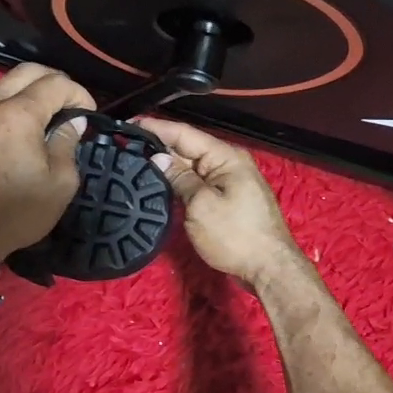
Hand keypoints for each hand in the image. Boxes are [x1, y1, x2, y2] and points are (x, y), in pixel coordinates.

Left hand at [0, 64, 94, 260]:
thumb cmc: (14, 214)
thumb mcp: (59, 186)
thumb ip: (68, 144)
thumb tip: (72, 122)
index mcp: (17, 115)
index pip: (56, 83)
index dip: (79, 94)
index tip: (86, 114)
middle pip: (25, 72)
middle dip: (51, 83)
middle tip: (64, 107)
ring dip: (20, 98)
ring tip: (31, 124)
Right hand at [136, 118, 306, 288]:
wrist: (268, 268)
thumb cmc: (235, 236)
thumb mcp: (201, 205)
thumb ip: (179, 178)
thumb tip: (158, 158)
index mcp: (225, 157)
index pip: (184, 133)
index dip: (155, 127)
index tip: (128, 124)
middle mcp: (228, 163)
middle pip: (187, 148)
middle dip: (158, 145)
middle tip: (124, 145)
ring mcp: (228, 182)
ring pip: (191, 167)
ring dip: (166, 165)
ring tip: (133, 161)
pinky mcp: (226, 199)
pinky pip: (198, 183)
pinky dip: (178, 181)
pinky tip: (158, 183)